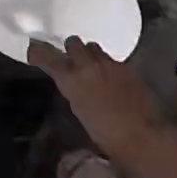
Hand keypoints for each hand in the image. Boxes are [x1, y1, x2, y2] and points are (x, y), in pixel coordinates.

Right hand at [28, 36, 168, 162]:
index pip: (49, 57)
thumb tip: (72, 86)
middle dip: (70, 49)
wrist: (143, 134)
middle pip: (73, 42)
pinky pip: (112, 60)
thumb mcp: (80, 113)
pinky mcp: (128, 67)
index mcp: (71, 81)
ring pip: (94, 47)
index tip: (33, 49)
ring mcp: (110, 64)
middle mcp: (89, 66)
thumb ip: (73, 93)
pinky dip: (107, 66)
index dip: (39, 52)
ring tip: (92, 69)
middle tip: (70, 60)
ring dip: (89, 54)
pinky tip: (112, 81)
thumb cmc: (106, 135)